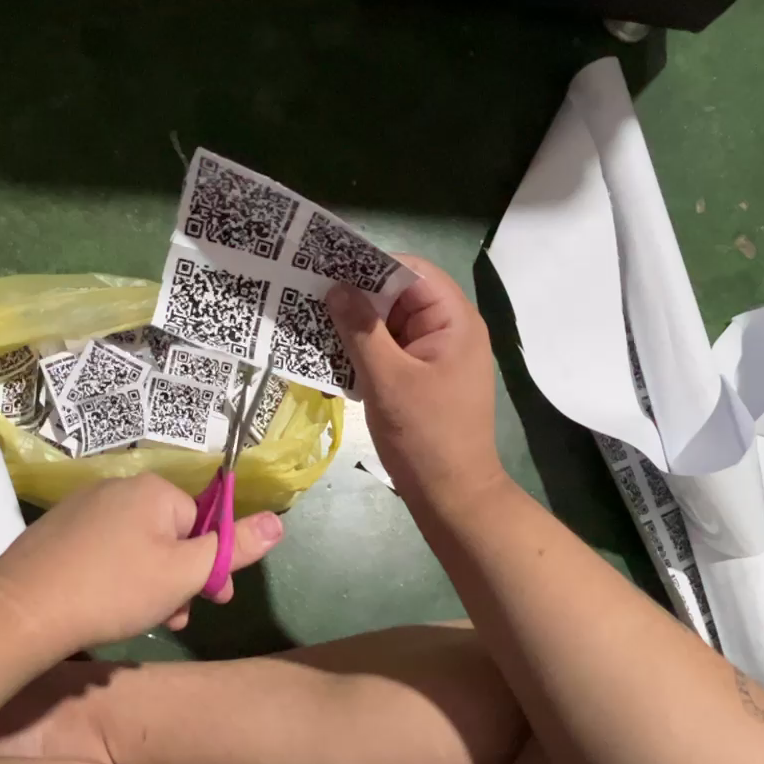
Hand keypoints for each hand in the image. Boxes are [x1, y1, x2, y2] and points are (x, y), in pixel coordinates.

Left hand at [0, 473, 282, 651]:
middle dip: (180, 578)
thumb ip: (234, 548)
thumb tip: (279, 520)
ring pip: (138, 546)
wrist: (22, 612)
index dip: (212, 566)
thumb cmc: (114, 591)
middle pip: (171, 534)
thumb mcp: (185, 574)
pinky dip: (116, 577)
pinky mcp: (56, 531)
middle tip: (176, 620)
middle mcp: (117, 488)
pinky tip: (107, 608)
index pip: (203, 524)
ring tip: (143, 621)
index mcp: (154, 490)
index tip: (211, 603)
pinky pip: (104, 550)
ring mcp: (81, 508)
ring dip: (151, 583)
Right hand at [326, 255, 509, 509]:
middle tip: (309, 300)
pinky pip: (391, 356)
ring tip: (313, 332)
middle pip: (399, 298)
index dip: (369, 266)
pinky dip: (365, 357)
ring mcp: (437, 359)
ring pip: (391, 328)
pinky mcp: (424, 383)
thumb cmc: (425, 437)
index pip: (411, 271)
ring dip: (356, 331)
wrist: (453, 497)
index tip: (326, 271)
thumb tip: (336, 288)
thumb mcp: (388, 380)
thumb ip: (361, 330)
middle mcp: (450, 332)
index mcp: (454, 321)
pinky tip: (333, 366)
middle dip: (356, 300)